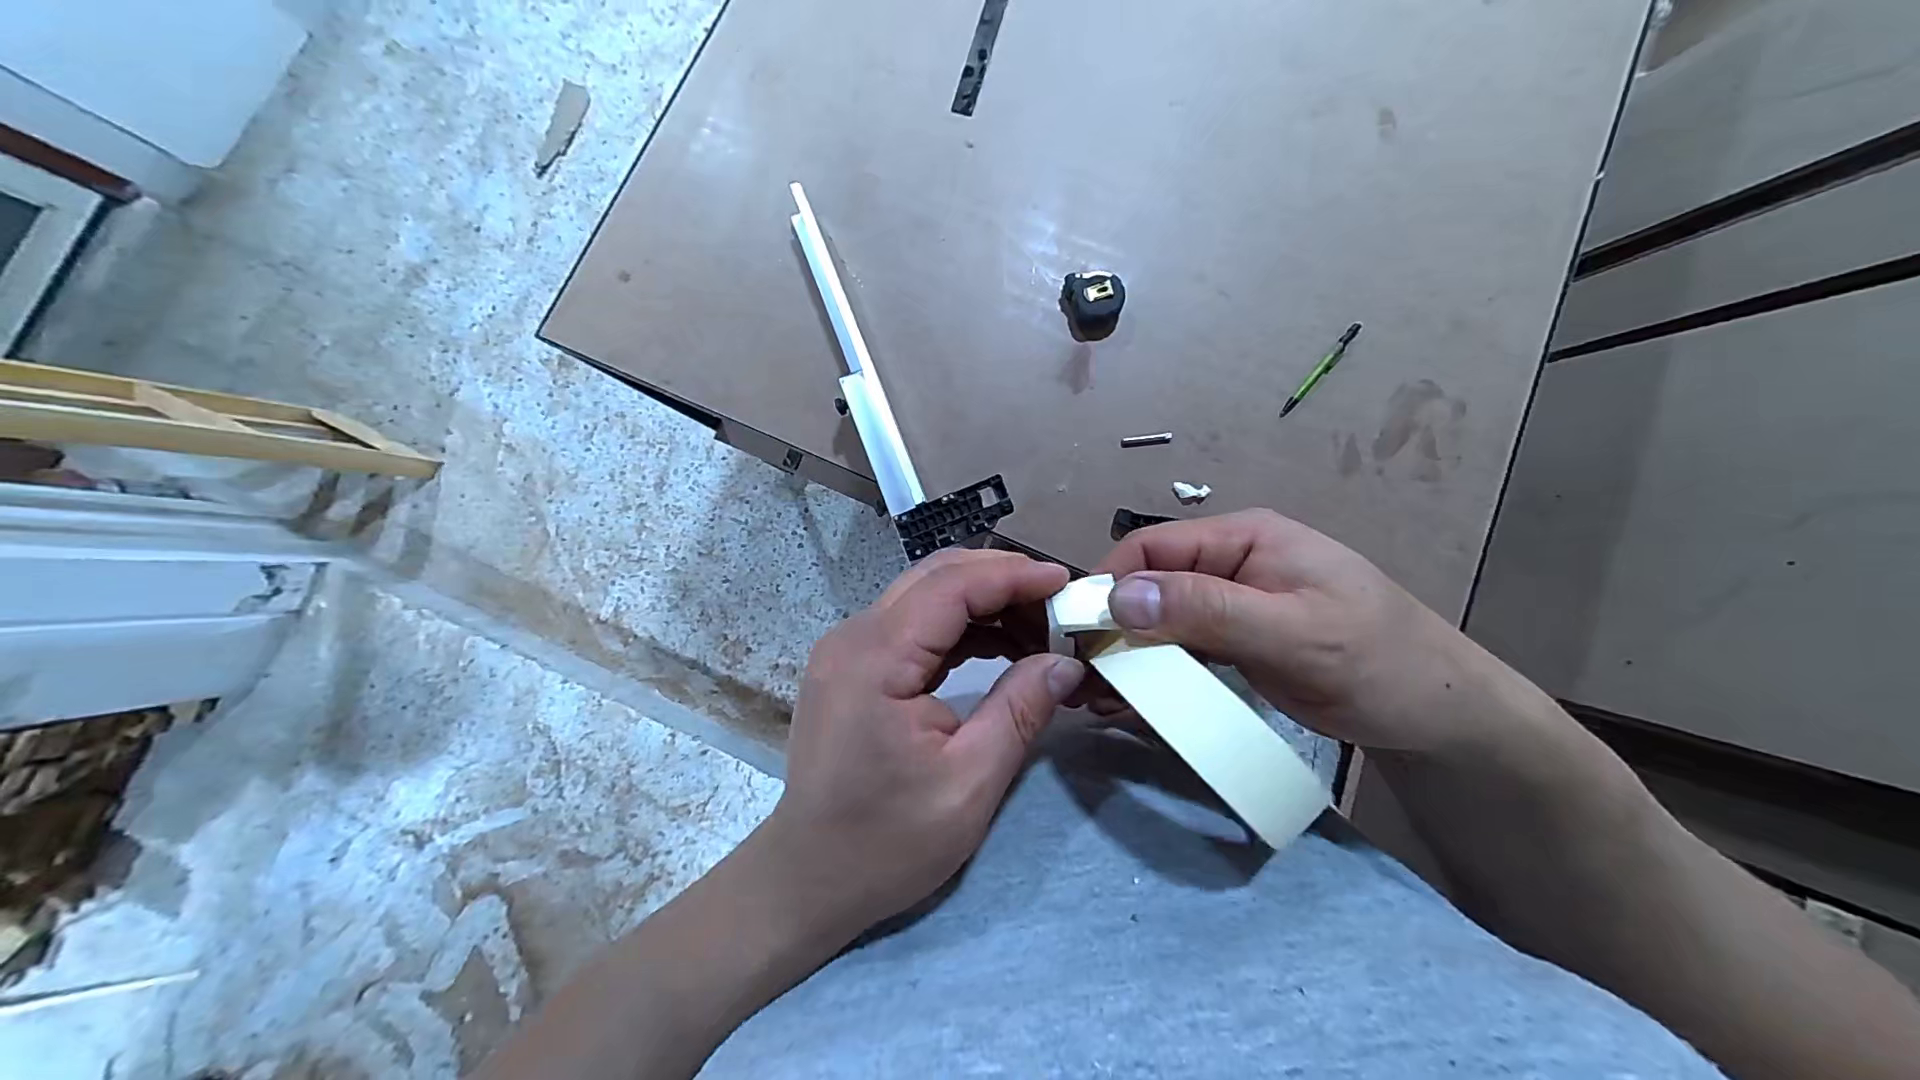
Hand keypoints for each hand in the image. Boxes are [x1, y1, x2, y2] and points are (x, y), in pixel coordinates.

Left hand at [762, 549, 1085, 936]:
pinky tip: (999, 648)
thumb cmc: (886, 842)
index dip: (1012, 576)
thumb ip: (1019, 711)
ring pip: (925, 596)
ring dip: (983, 602)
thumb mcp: (969, 784)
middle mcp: (853, 637)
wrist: (810, 878)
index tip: (1065, 582)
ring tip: (1037, 631)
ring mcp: (847, 649)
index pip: (951, 586)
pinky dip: (959, 627)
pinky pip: (913, 626)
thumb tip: (1066, 663)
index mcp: (875, 659)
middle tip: (1058, 605)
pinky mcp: (852, 666)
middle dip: (1001, 581)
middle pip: (935, 578)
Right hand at [1093, 509, 1498, 752]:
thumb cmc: (1378, 661)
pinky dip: (1154, 671)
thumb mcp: (1293, 633)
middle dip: (1112, 627)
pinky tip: (1132, 701)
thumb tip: (1120, 595)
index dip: (1110, 583)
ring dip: (1128, 654)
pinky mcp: (1235, 642)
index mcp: (1245, 539)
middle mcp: (1231, 564)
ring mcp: (1232, 605)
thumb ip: (1207, 610)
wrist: (1442, 715)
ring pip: (1160, 621)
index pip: (1155, 547)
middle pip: (1151, 584)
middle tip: (1081, 678)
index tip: (1078, 633)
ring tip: (1097, 697)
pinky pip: (1180, 649)